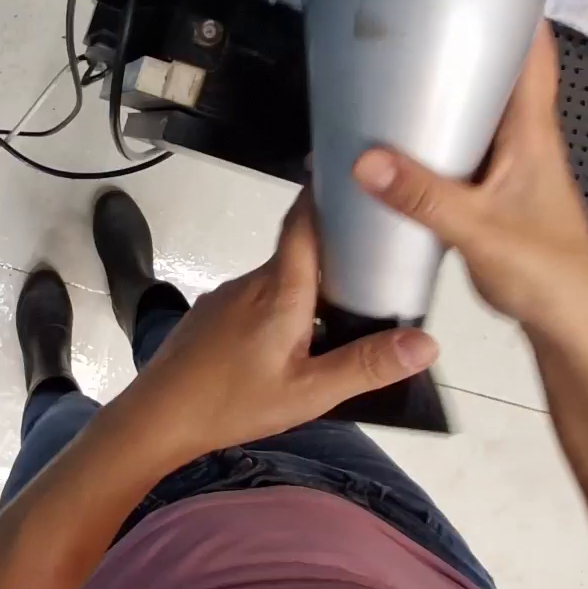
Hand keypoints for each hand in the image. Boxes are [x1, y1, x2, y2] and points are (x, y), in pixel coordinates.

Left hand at [119, 188, 438, 456]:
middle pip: (295, 251)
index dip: (321, 197)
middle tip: (375, 258)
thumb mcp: (309, 392)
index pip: (302, 226)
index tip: (346, 174)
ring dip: (306, 284)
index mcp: (279, 291)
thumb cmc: (234, 401)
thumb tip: (427, 340)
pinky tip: (293, 335)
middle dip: (332, 250)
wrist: (160, 414)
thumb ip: (365, 365)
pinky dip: (280, 303)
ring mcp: (226, 297)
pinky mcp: (211, 314)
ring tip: (344, 306)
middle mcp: (250, 282)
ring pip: (276, 278)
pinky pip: (255, 297)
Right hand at [351, 24, 587, 345]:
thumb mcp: (481, 231)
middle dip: (452, 51)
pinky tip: (384, 151)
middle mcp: (518, 142)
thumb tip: (362, 160)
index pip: (532, 58)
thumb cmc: (546, 272)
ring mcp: (501, 169)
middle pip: (489, 81)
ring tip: (379, 82)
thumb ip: (424, 197)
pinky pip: (448, 154)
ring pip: (466, 118)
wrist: (569, 326)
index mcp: (531, 135)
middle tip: (397, 31)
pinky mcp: (483, 194)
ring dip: (432, 99)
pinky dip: (420, 144)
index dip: (513, 15)